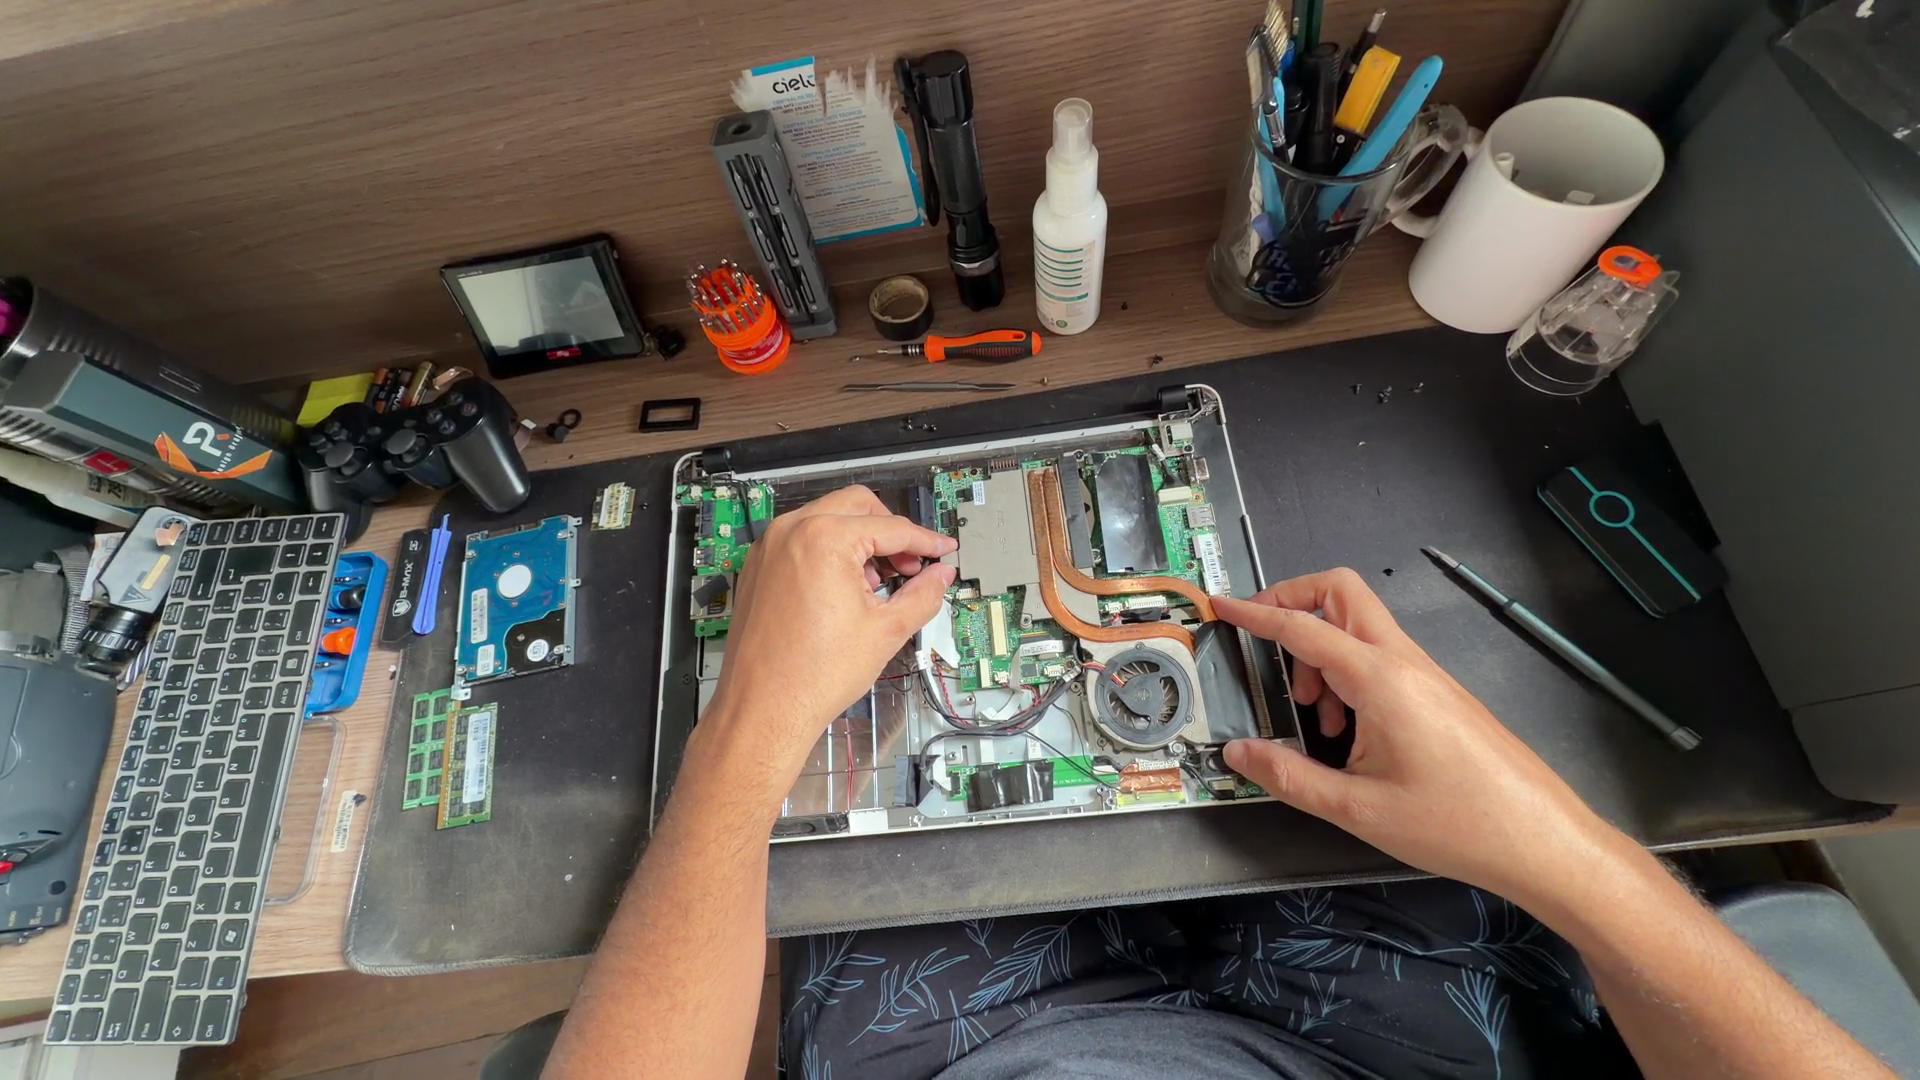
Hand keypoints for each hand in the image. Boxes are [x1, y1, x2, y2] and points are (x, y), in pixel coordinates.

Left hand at [700, 485, 956, 791]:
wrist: (763, 711)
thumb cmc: (812, 676)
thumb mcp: (886, 630)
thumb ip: (923, 594)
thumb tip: (940, 576)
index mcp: (824, 539)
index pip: (890, 527)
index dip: (925, 541)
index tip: (942, 550)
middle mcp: (790, 532)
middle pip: (857, 506)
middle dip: (891, 532)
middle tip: (913, 565)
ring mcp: (769, 548)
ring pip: (829, 520)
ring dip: (861, 541)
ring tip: (879, 584)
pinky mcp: (758, 567)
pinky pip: (803, 540)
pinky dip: (831, 552)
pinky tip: (847, 589)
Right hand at [1215, 569, 1624, 905]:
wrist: (1548, 844)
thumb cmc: (1455, 824)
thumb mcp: (1356, 809)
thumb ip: (1287, 776)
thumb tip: (1238, 752)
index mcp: (1379, 679)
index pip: (1302, 627)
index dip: (1254, 613)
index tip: (1221, 605)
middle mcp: (1402, 662)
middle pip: (1340, 591)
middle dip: (1291, 599)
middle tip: (1261, 634)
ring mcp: (1423, 673)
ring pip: (1356, 625)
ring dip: (1318, 649)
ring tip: (1310, 711)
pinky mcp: (1435, 691)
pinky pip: (1376, 657)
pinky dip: (1343, 673)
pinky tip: (1345, 730)